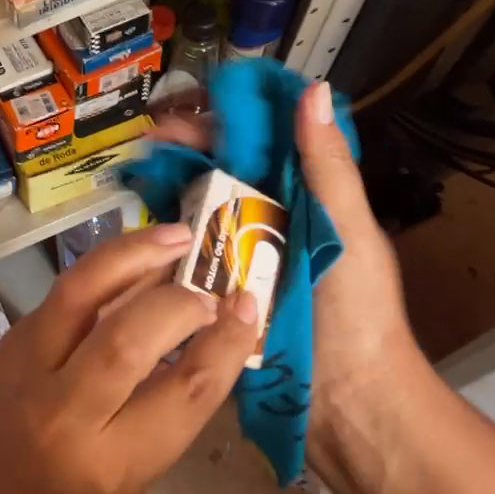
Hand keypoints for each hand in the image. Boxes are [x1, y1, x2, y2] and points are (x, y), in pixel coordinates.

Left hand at [0, 225, 260, 493]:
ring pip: (83, 291)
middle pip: (129, 336)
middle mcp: (67, 408)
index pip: (181, 393)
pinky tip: (132, 253)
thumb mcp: (134, 478)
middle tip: (212, 287)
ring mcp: (30, 364)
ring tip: (176, 235)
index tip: (248, 307)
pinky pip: (64, 290)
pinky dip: (104, 266)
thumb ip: (165, 411)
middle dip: (179, 302)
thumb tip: (203, 334)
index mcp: (111, 462)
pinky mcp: (12, 337)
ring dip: (135, 255)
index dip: (223, 344)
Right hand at [147, 85, 430, 479]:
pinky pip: (183, 242)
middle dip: (185, 140)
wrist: (347, 404)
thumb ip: (327, 165)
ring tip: (138, 164)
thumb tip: (314, 89)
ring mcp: (236, 248)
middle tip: (151, 136)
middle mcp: (267, 214)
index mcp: (303, 195)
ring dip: (168, 174)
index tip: (192, 100)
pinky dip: (162, 221)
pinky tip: (139, 207)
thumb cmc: (356, 311)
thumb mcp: (349, 231)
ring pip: (197, 197)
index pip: (261, 138)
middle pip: (221, 162)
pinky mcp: (211, 281)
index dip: (227, 113)